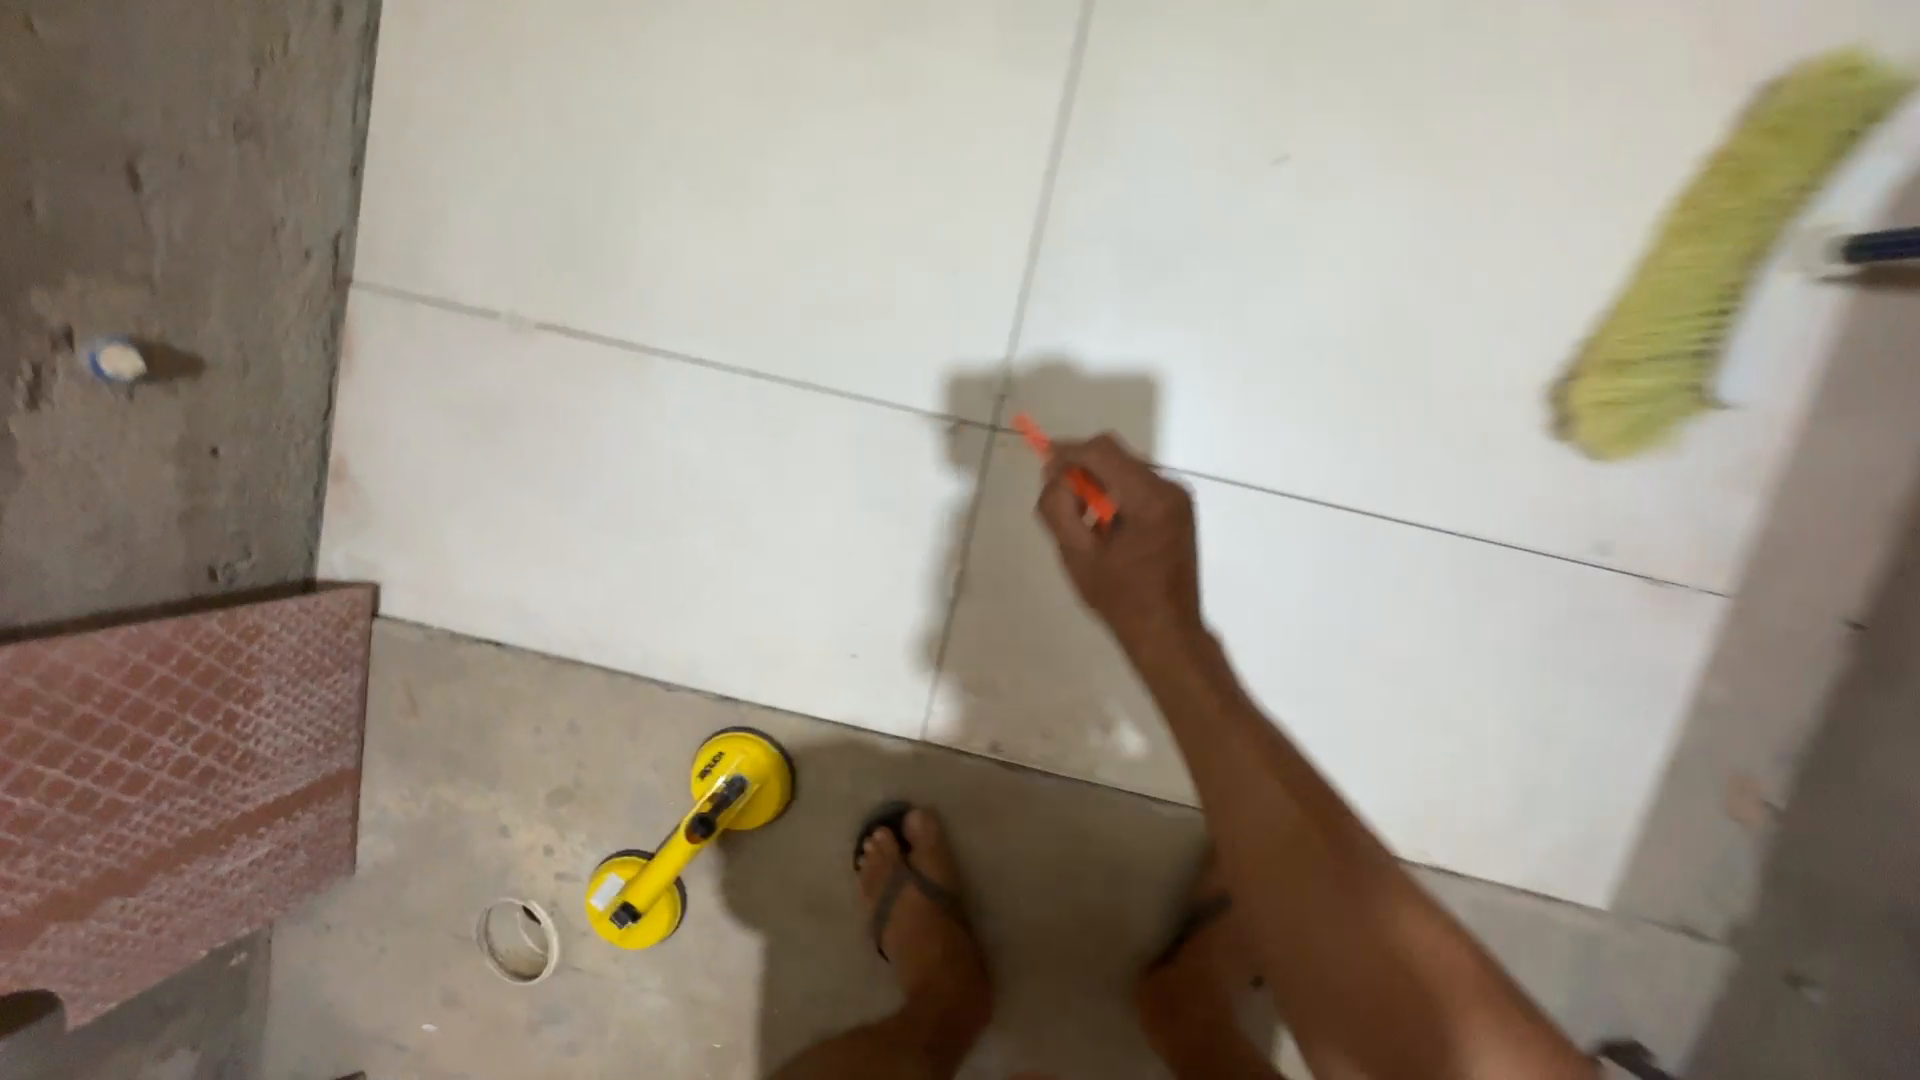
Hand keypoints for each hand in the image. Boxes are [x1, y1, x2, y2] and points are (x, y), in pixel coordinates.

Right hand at [1034, 433, 1203, 645]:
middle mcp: (1170, 488)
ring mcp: (1178, 498)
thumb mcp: (1076, 554)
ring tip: (1084, 523)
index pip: (1102, 450)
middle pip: (1114, 456)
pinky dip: (1115, 496)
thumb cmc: (1120, 598)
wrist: (1167, 630)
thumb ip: (1057, 507)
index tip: (1043, 463)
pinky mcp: (1178, 509)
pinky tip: (1106, 529)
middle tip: (1061, 504)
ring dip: (1098, 485)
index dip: (1067, 451)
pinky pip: (1138, 486)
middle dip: (1082, 471)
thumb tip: (1053, 472)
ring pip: (1125, 469)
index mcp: (1149, 498)